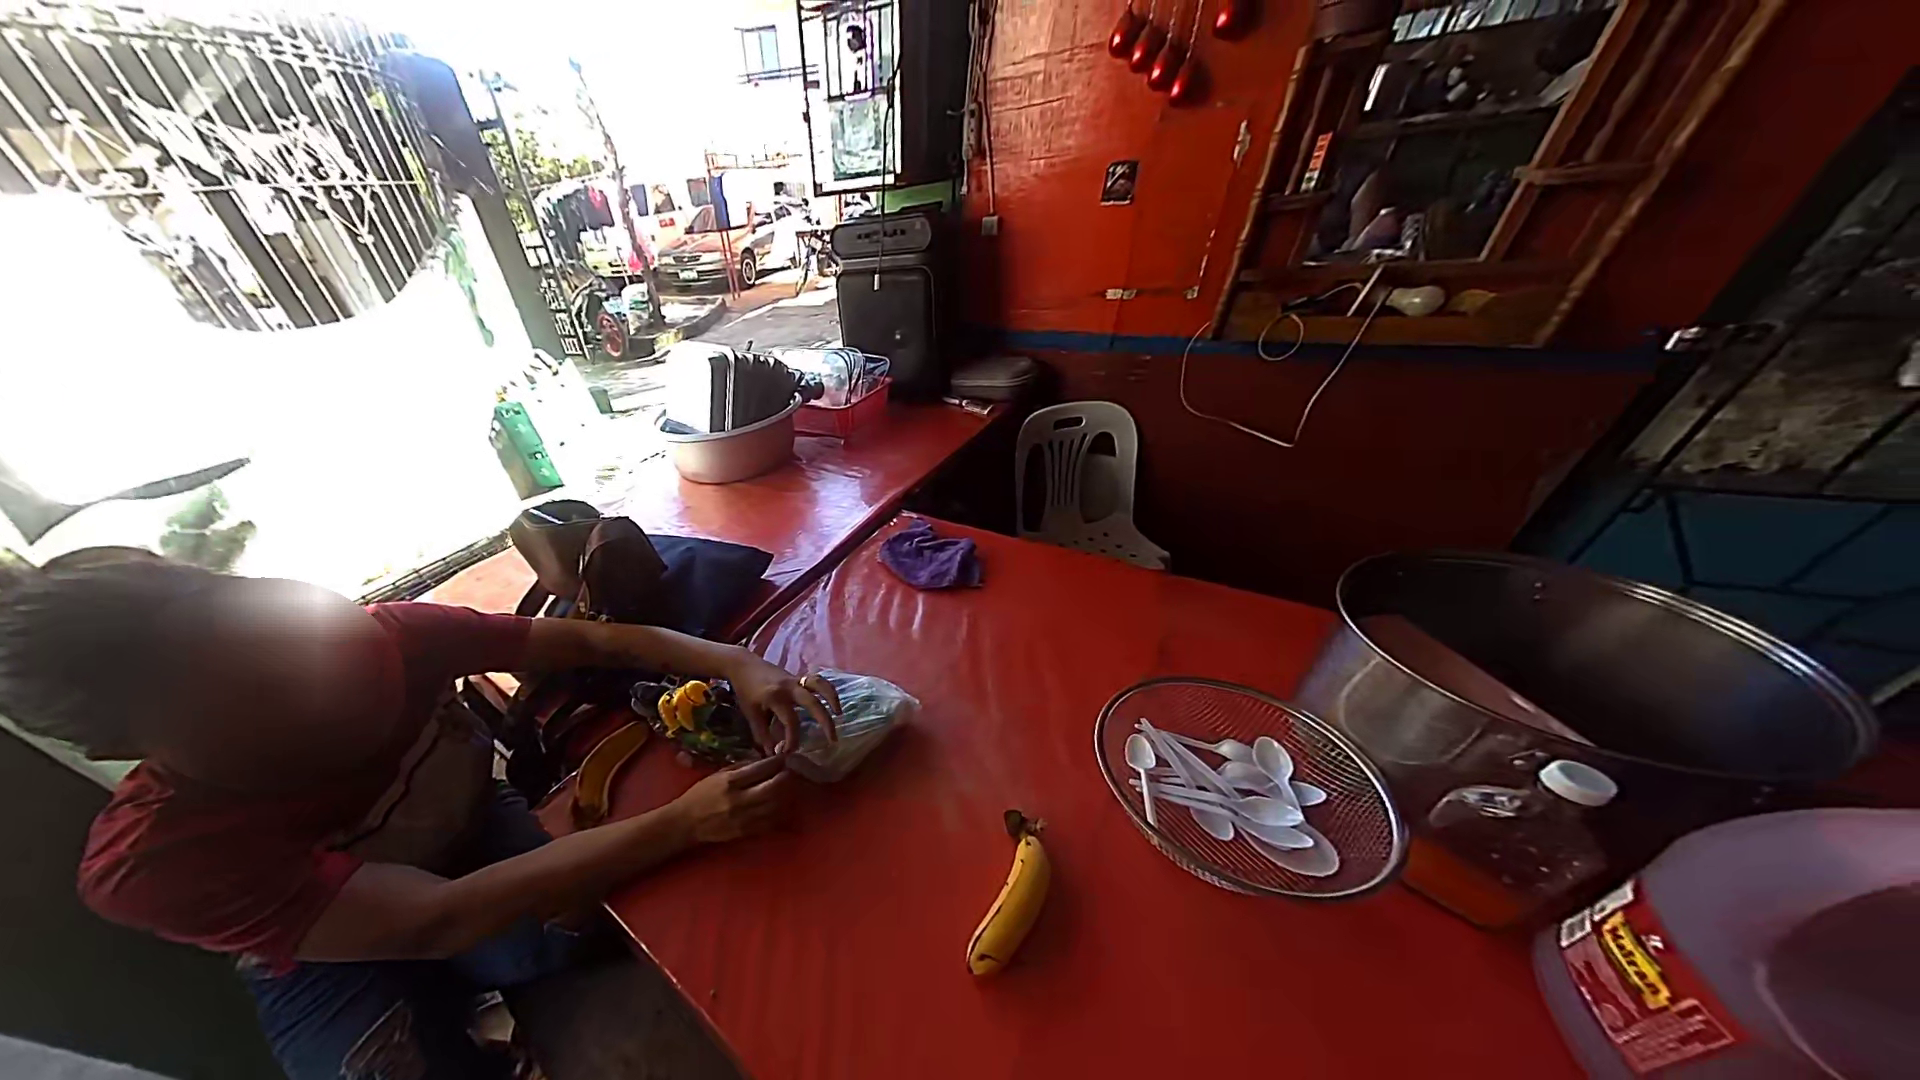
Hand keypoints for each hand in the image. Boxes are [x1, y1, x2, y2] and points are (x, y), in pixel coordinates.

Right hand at [670, 756, 790, 843]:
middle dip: (786, 777)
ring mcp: (743, 818)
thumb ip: (743, 767)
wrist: (685, 823)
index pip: (762, 768)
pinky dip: (780, 813)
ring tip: (789, 787)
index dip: (777, 761)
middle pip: (774, 787)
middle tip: (790, 771)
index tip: (784, 757)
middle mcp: (739, 800)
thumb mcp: (719, 774)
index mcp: (731, 782)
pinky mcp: (745, 833)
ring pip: (776, 805)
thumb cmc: (701, 794)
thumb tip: (767, 760)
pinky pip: (770, 823)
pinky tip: (782, 805)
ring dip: (787, 794)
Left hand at [723, 651, 841, 753]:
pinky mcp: (799, 677)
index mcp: (776, 697)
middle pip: (813, 703)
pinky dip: (826, 690)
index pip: (791, 721)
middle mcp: (790, 687)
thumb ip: (762, 734)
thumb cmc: (746, 691)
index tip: (789, 752)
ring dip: (832, 698)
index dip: (792, 739)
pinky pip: (817, 681)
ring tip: (839, 714)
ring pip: (820, 685)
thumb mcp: (751, 714)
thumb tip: (772, 754)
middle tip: (833, 739)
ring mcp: (796, 680)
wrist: (744, 666)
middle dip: (825, 721)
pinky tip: (831, 701)